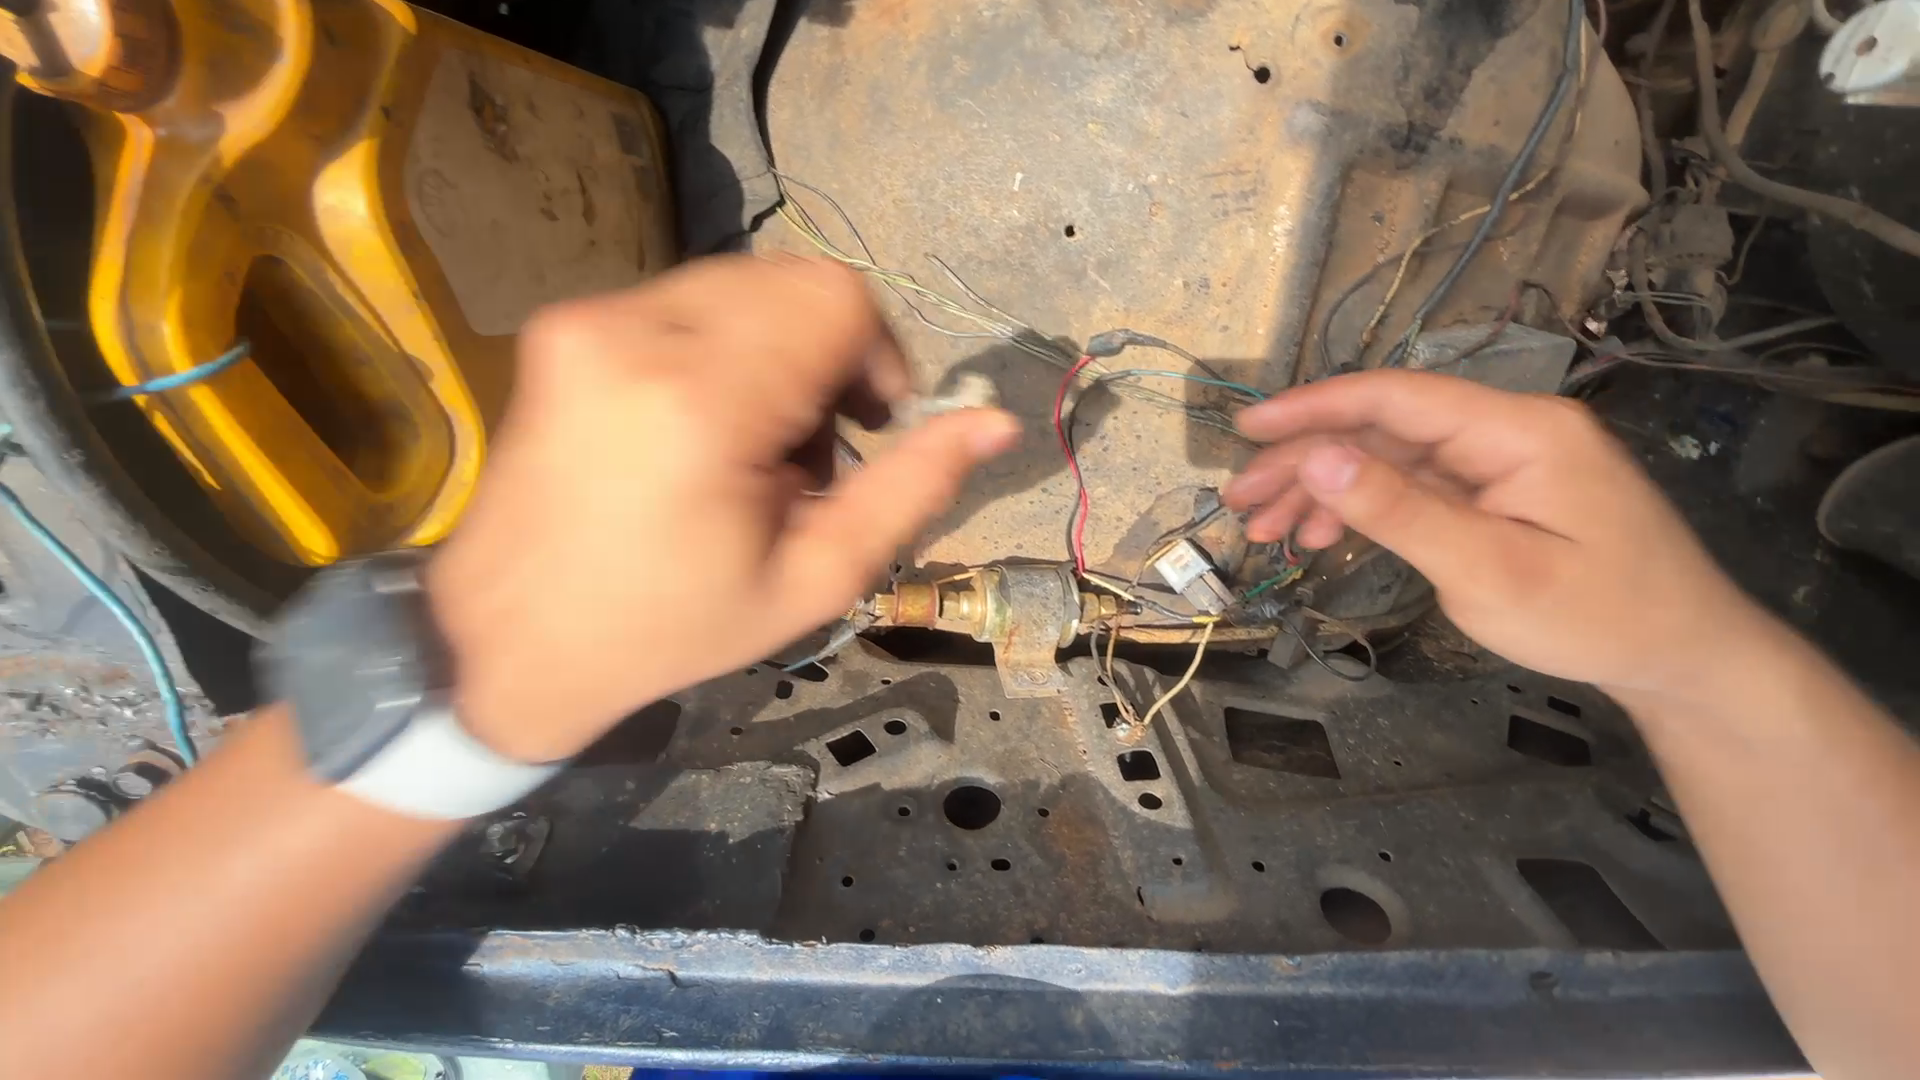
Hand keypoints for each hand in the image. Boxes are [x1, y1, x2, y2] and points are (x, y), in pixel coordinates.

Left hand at [424, 256, 1019, 761]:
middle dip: (832, 353)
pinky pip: (691, 300)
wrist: (511, 639)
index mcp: (701, 403)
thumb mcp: (814, 578)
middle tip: (813, 445)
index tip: (869, 424)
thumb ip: (912, 489)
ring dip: (781, 349)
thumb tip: (996, 422)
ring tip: (757, 441)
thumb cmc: (676, 625)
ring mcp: (588, 317)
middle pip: (795, 280)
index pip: (837, 298)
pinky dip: (728, 346)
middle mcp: (636, 331)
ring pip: (746, 284)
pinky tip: (708, 422)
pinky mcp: (565, 321)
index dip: (879, 353)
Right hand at [1223, 371, 1770, 701]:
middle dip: (1303, 461)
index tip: (1248, 428)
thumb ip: (1399, 510)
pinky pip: (1405, 488)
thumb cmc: (1594, 616)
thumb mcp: (1488, 570)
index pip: (1394, 398)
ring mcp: (1494, 461)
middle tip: (1240, 500)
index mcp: (1515, 430)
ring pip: (1383, 459)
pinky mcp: (1486, 491)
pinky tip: (1316, 538)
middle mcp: (1501, 431)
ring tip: (1263, 528)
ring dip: (1319, 490)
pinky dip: (1356, 510)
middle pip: (1379, 430)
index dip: (1313, 407)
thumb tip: (1317, 456)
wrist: (1679, 656)